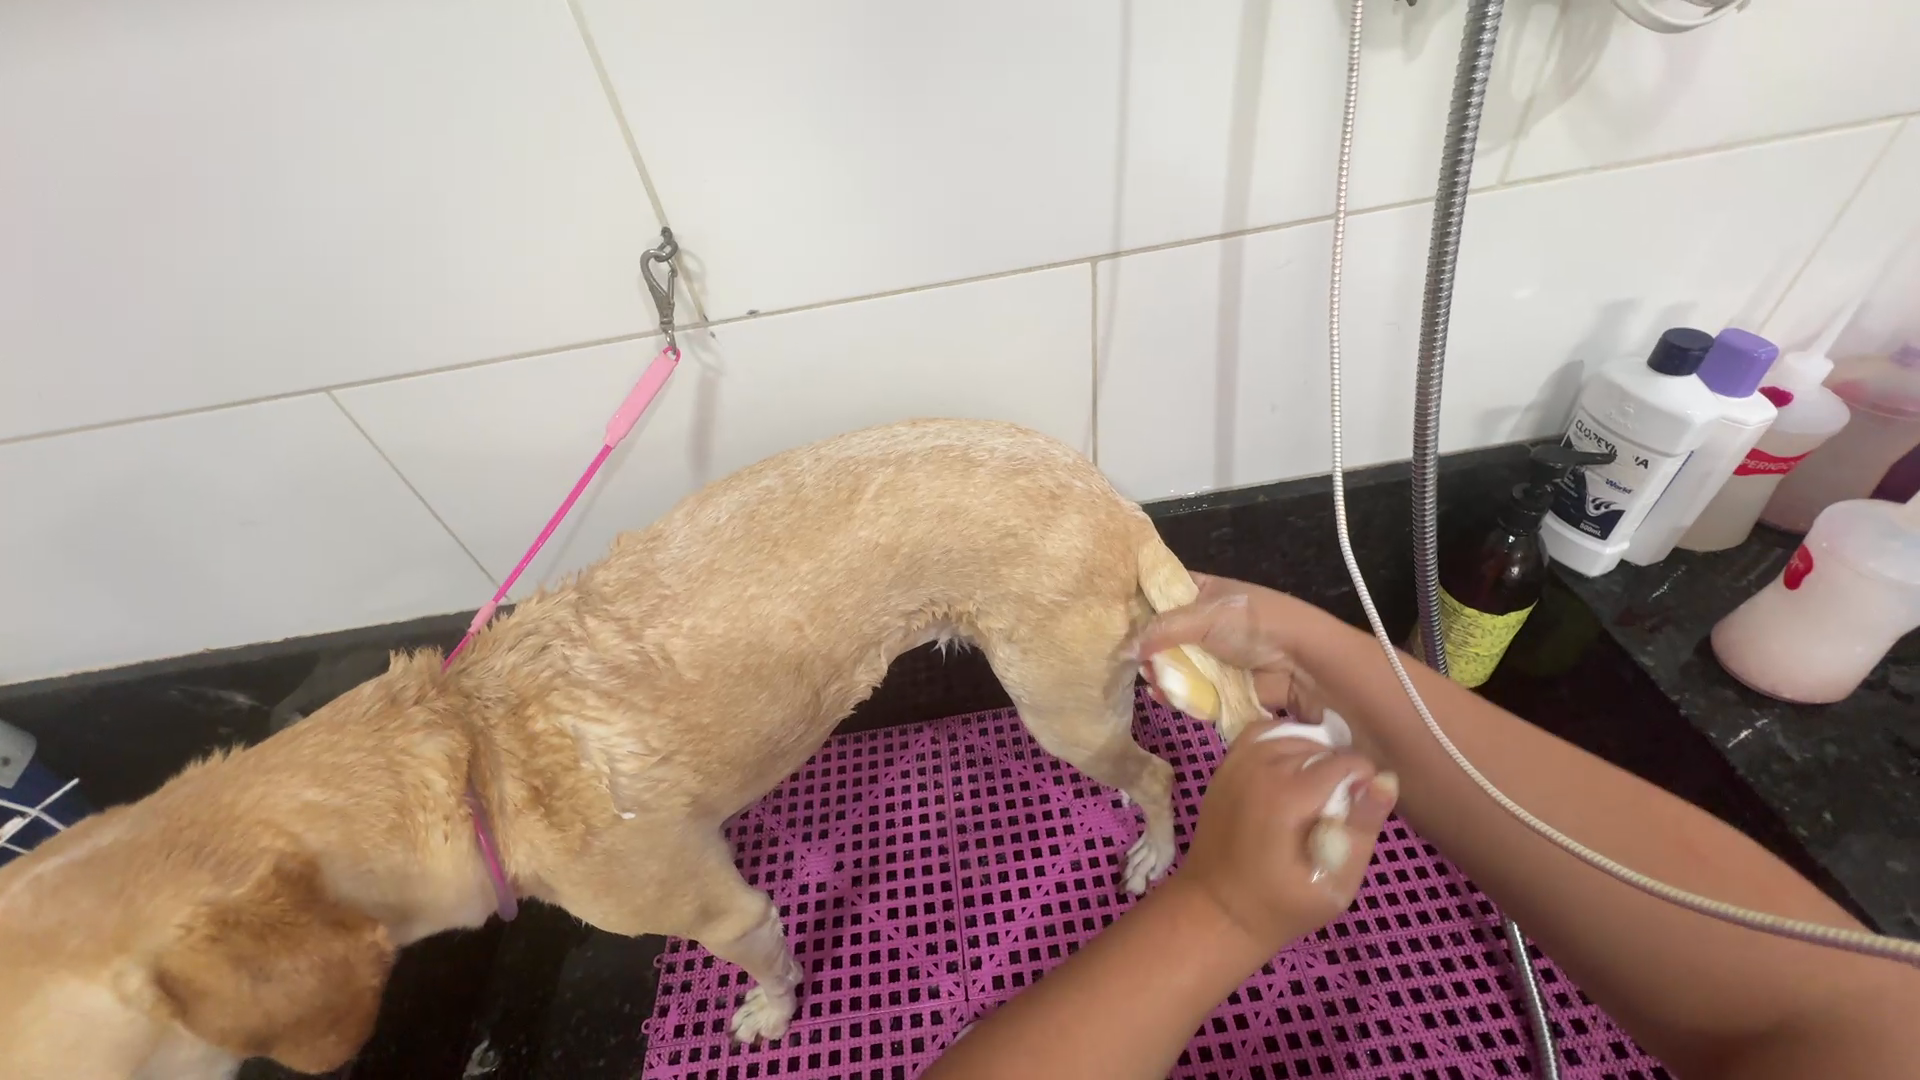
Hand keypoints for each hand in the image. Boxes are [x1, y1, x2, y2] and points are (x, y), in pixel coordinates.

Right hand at [1133, 574, 1329, 726]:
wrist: (1304, 662)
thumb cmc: (1253, 624)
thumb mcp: (1203, 616)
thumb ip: (1162, 629)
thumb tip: (1128, 647)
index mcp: (1205, 592)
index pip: (1166, 590)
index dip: (1142, 600)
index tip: (1117, 616)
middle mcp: (1207, 622)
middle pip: (1166, 633)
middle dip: (1148, 646)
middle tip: (1132, 657)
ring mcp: (1215, 655)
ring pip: (1177, 664)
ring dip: (1161, 672)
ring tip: (1149, 679)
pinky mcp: (1223, 685)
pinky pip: (1193, 690)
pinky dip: (1178, 694)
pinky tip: (1162, 696)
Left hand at [1177, 716, 1397, 955]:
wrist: (1218, 907)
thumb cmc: (1282, 904)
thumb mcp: (1336, 882)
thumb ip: (1363, 828)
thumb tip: (1386, 779)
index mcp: (1287, 795)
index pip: (1342, 761)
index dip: (1364, 777)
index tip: (1367, 801)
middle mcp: (1259, 769)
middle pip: (1315, 747)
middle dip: (1339, 765)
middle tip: (1346, 799)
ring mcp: (1236, 765)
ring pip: (1287, 736)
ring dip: (1311, 751)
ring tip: (1323, 784)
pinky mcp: (1224, 768)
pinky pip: (1258, 735)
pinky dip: (1280, 739)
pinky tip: (1292, 764)